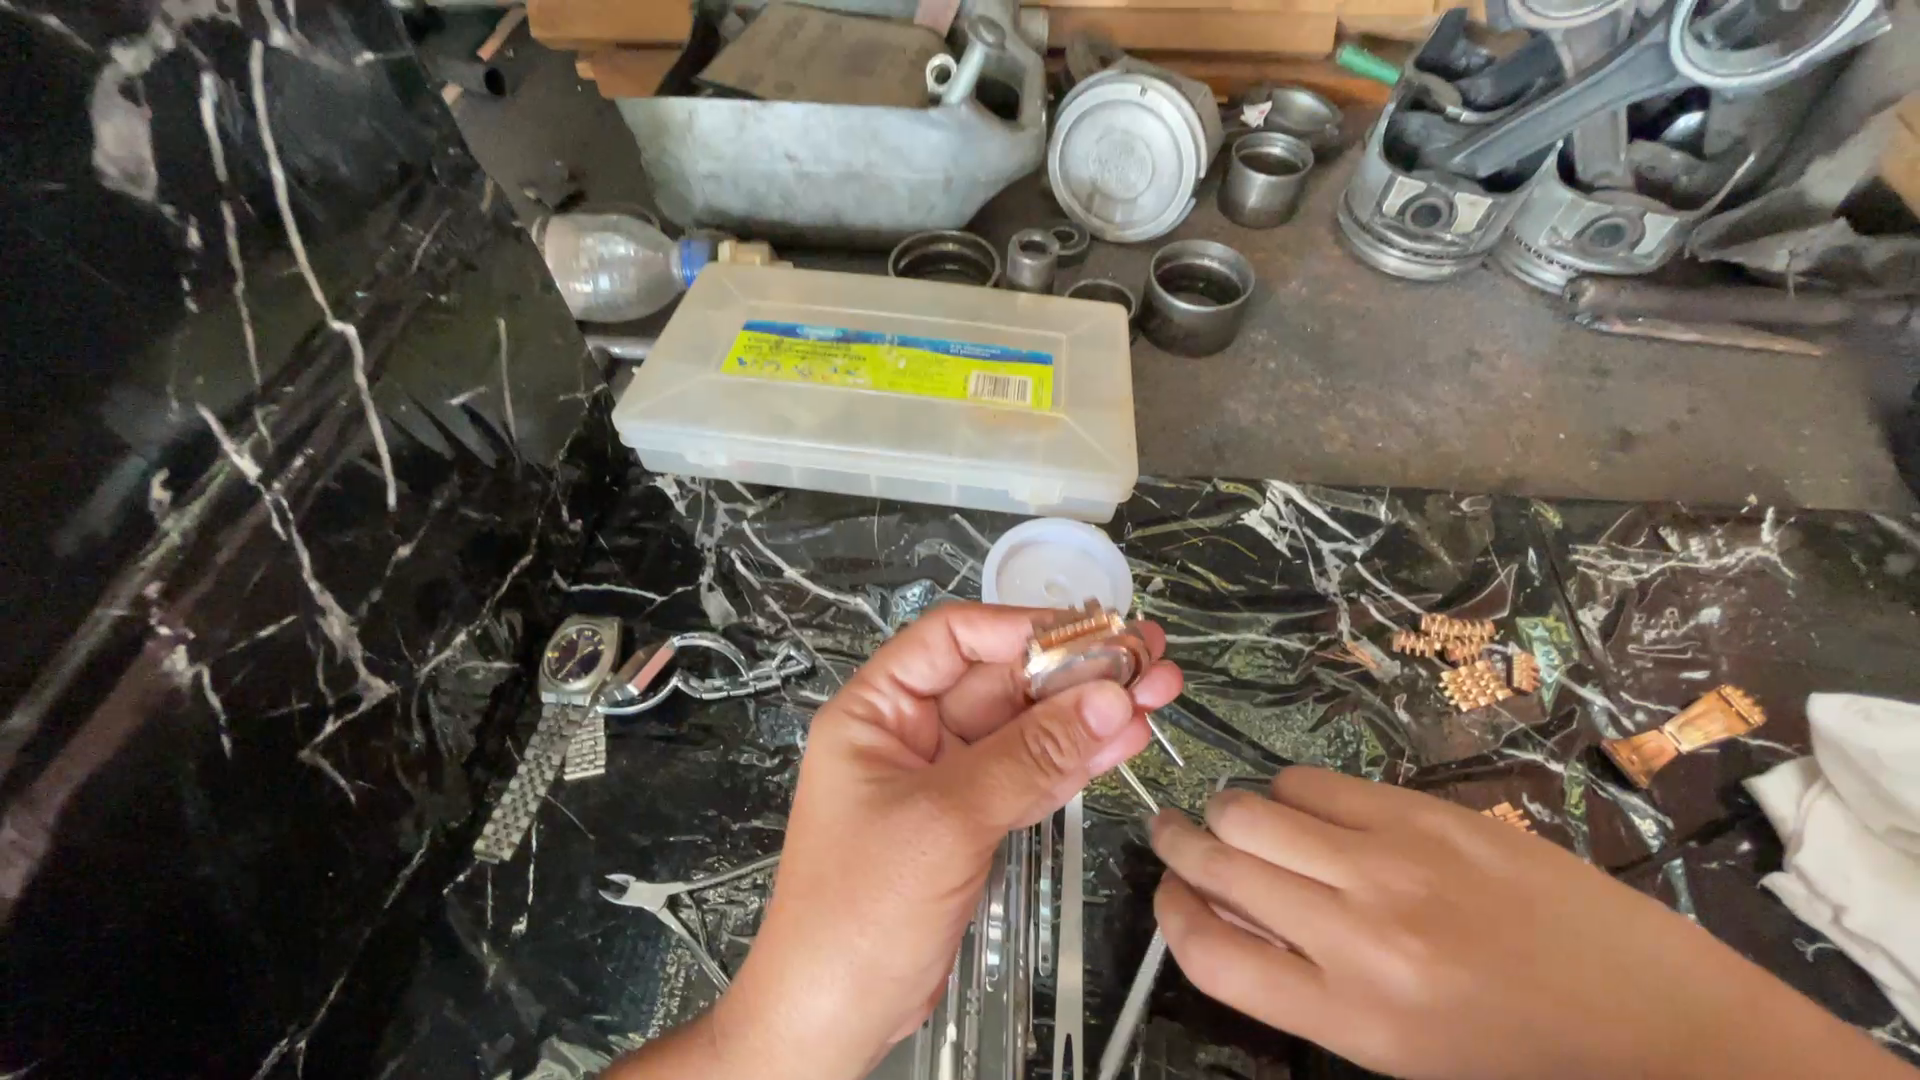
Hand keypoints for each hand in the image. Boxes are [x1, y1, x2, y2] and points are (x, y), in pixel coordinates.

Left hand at [609, 602, 1181, 1079]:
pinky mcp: (974, 819)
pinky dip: (1077, 760)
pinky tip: (1126, 740)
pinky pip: (1031, 775)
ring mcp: (947, 777)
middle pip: (1001, 681)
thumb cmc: (863, 908)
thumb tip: (1111, 699)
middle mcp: (912, 731)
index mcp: (878, 709)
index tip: (1092, 631)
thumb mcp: (946, 821)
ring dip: (1088, 712)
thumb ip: (1030, 757)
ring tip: (1158, 691)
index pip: (952, 638)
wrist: (836, 1017)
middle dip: (1074, 670)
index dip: (1022, 628)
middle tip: (1148, 657)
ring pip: (1026, 729)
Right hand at [1151, 767, 1916, 1079]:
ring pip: (1247, 807)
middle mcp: (1357, 933)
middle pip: (1215, 862)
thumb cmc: (1505, 1046)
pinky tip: (1307, 811)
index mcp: (1348, 1014)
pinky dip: (1286, 794)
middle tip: (1172, 834)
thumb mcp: (1386, 1042)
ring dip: (1226, 813)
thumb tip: (1216, 898)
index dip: (1168, 914)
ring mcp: (1389, 861)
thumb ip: (1291, 974)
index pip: (1207, 952)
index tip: (1169, 893)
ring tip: (1238, 821)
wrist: (1647, 1011)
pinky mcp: (1420, 810)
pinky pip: (1306, 781)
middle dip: (1176, 844)